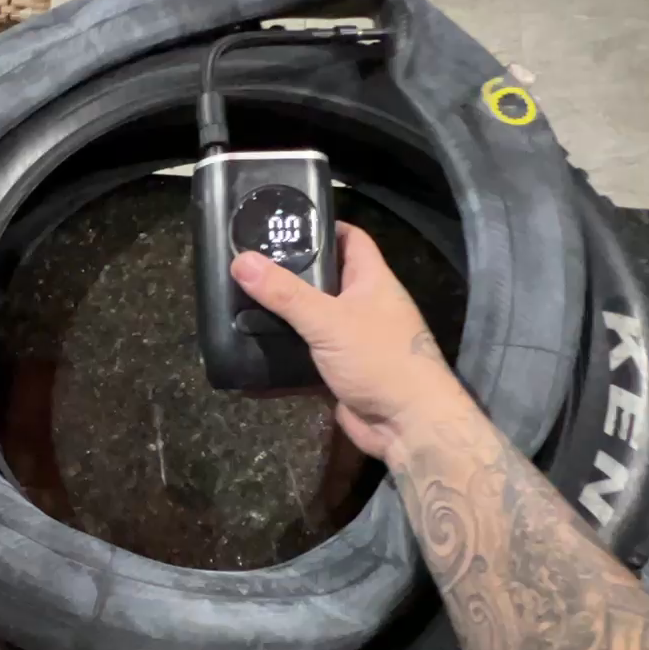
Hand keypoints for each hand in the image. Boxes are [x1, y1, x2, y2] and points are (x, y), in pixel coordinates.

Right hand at [231, 223, 473, 460]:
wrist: (407, 425)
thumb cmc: (379, 360)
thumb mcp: (328, 320)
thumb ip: (284, 293)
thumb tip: (241, 260)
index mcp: (372, 281)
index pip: (351, 239)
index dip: (322, 227)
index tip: (284, 224)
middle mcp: (364, 306)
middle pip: (324, 279)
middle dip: (290, 273)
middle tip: (249, 265)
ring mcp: (352, 340)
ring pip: (311, 319)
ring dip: (282, 315)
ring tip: (241, 303)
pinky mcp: (338, 371)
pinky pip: (304, 356)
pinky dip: (280, 355)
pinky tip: (251, 351)